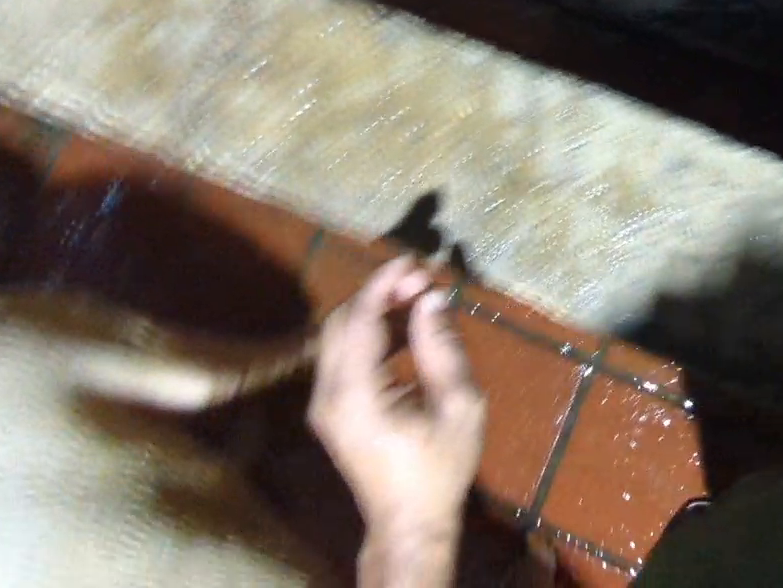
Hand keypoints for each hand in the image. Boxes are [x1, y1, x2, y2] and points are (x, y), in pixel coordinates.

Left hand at [309, 256, 486, 558]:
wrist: (408, 521)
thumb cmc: (440, 467)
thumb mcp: (458, 406)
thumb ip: (442, 348)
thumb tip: (432, 298)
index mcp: (356, 396)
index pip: (359, 320)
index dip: (383, 283)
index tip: (413, 260)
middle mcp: (328, 394)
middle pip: (342, 321)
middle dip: (381, 291)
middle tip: (423, 279)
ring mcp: (325, 402)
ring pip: (340, 333)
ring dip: (377, 308)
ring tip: (421, 296)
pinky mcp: (332, 406)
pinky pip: (345, 352)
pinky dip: (373, 329)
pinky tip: (407, 325)